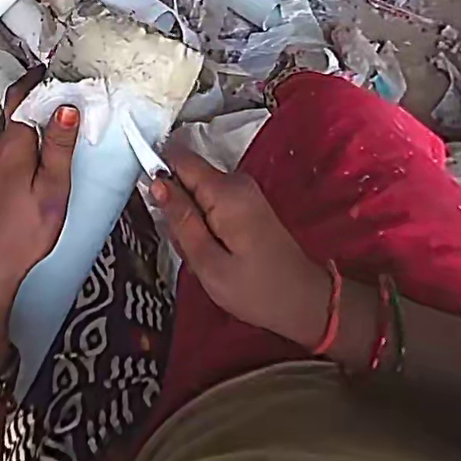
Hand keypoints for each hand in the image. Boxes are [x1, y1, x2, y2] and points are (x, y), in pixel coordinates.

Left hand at [0, 71, 77, 373]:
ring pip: (3, 133)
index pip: (21, 98)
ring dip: (23, 127)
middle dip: (33, 103)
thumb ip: (58, 146)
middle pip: (11, 113)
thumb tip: (65, 108)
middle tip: (57, 102)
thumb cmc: (25, 232)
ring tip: (47, 134)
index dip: (36, 82)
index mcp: (11, 145)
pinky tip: (27, 163)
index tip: (50, 73)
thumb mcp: (53, 188)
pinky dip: (13, 147)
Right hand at [150, 143, 336, 349]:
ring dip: (187, 218)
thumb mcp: (208, 262)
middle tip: (185, 244)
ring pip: (193, 190)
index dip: (157, 174)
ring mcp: (242, 189)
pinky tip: (210, 249)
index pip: (178, 158)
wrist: (305, 303)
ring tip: (200, 253)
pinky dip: (201, 222)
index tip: (154, 206)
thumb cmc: (255, 289)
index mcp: (225, 191)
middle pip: (184, 175)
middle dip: (174, 205)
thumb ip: (180, 219)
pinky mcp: (244, 200)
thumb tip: (156, 182)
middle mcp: (235, 181)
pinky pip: (207, 199)